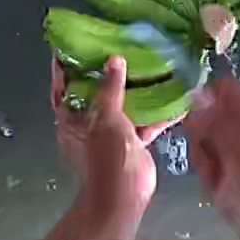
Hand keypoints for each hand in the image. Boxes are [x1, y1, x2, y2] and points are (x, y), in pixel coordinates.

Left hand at [51, 56, 176, 230]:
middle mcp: (89, 123)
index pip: (63, 86)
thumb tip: (114, 59)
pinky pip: (146, 121)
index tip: (72, 43)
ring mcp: (112, 133)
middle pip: (95, 92)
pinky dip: (159, 112)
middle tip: (120, 46)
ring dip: (136, 89)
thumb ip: (110, 89)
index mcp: (72, 117)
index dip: (65, 66)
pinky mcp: (134, 142)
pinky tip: (176, 98)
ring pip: (123, 105)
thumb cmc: (106, 157)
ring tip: (151, 64)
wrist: (123, 196)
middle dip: (106, 73)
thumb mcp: (106, 118)